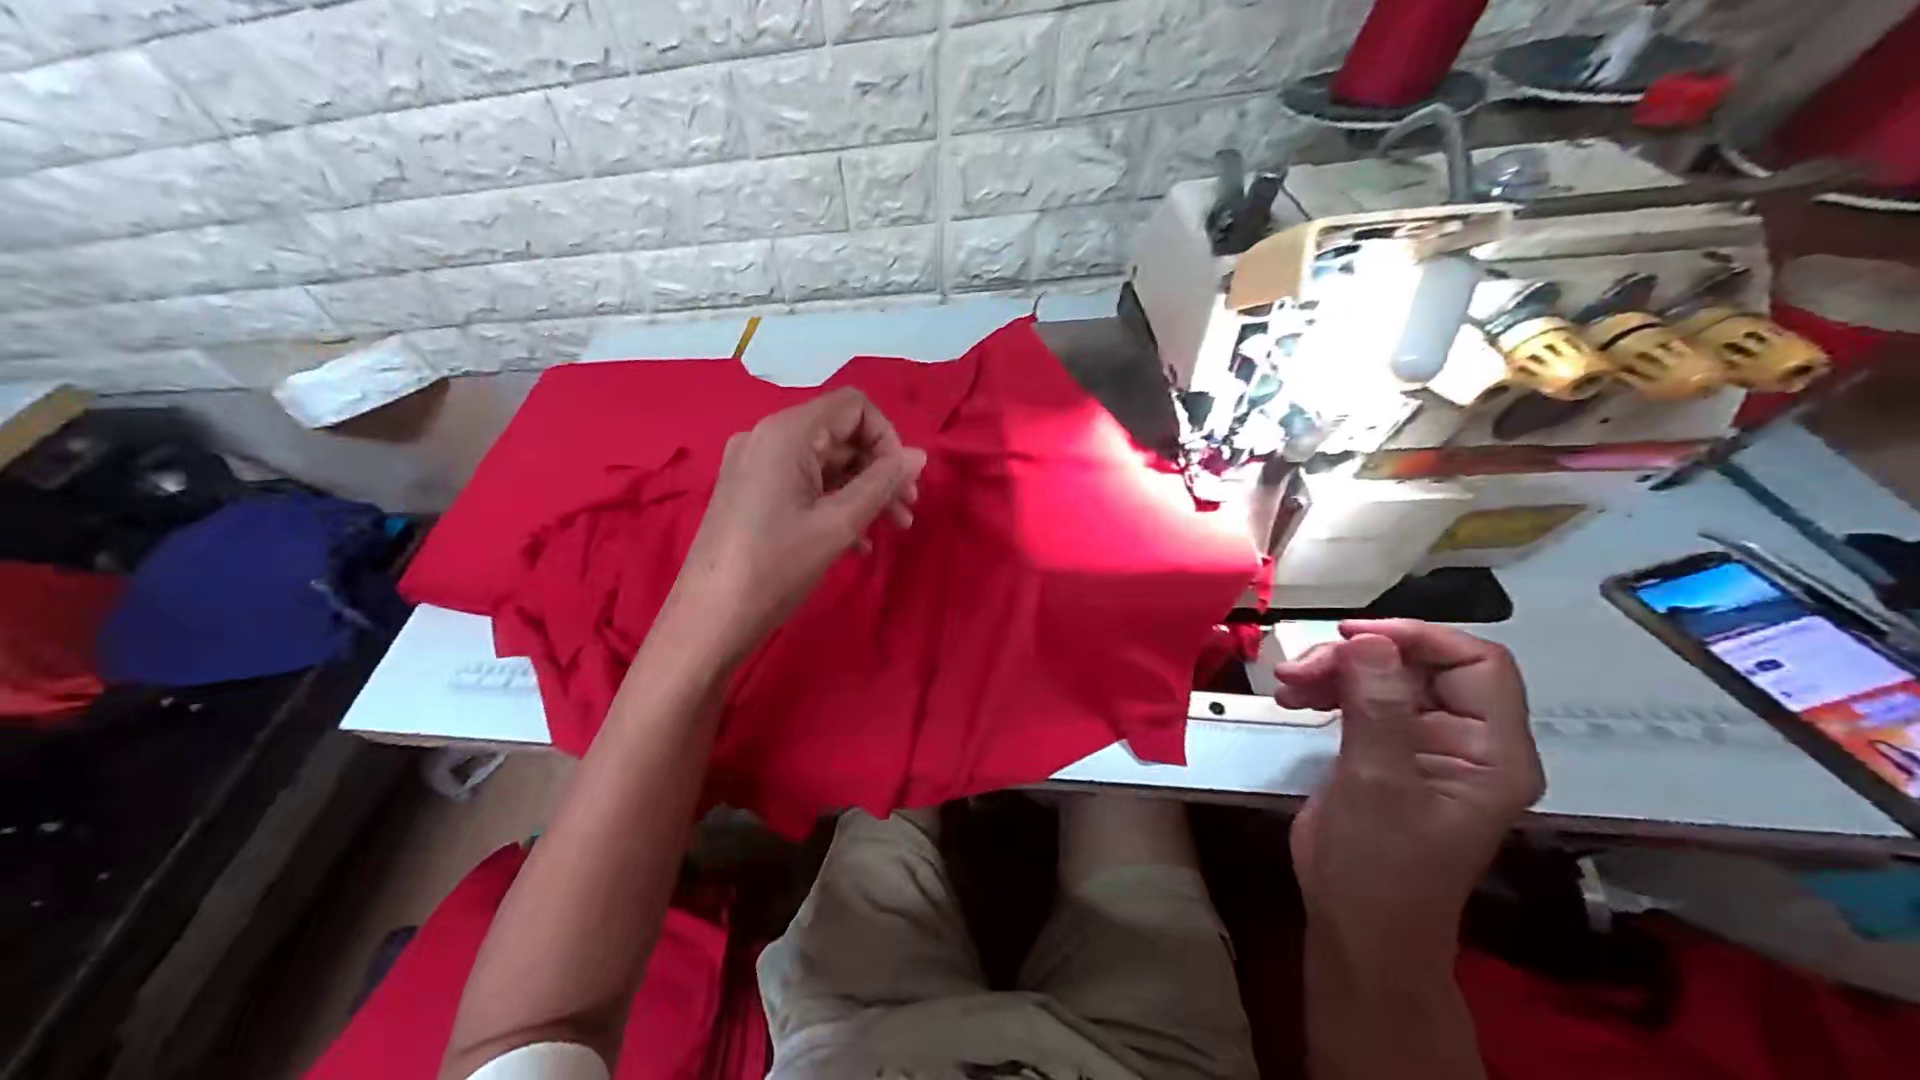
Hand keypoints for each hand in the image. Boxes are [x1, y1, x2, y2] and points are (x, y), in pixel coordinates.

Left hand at [667, 387, 926, 666]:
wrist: (709, 619)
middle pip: (841, 434)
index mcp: (786, 432)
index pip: (854, 406)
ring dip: (863, 491)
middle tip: (906, 512)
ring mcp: (755, 465)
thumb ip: (883, 483)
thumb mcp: (838, 523)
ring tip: (891, 529)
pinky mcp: (750, 492)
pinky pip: (804, 483)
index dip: (888, 438)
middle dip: (880, 470)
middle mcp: (767, 437)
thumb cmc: (776, 566)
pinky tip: (857, 543)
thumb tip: (919, 455)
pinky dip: (835, 503)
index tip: (904, 482)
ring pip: (826, 463)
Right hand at [1274, 620, 1543, 961]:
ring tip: (1288, 685)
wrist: (1356, 926)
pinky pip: (1361, 700)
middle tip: (1301, 669)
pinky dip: (1325, 691)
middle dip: (1359, 659)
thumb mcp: (1377, 784)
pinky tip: (1292, 698)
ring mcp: (1423, 745)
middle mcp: (1466, 741)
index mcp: (1492, 753)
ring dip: (1333, 672)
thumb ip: (1378, 708)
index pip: (1476, 664)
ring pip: (1384, 677)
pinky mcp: (1386, 751)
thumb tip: (1370, 640)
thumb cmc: (1378, 867)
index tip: (1351, 638)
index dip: (1417, 639)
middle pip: (1421, 666)